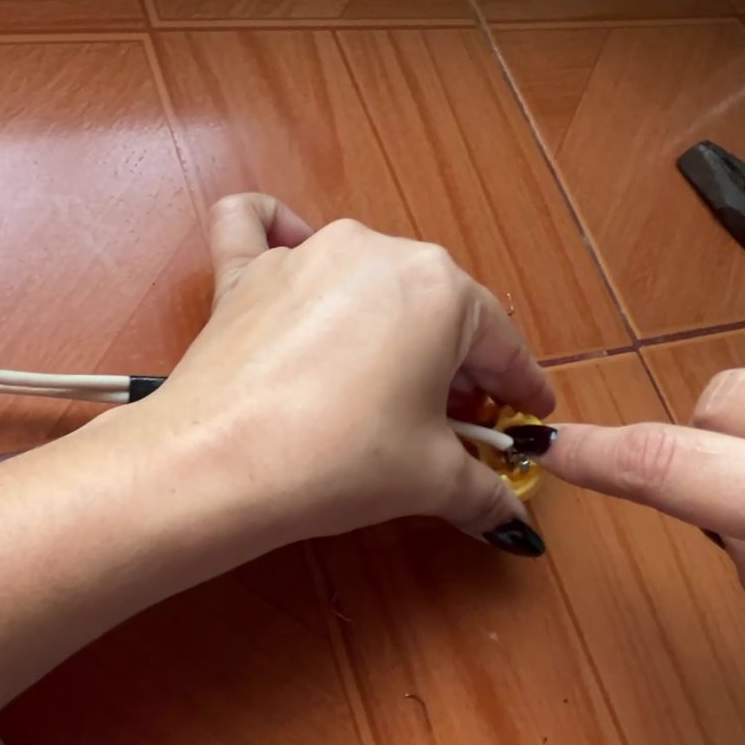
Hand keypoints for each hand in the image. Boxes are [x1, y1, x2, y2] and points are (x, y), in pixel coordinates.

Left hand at [128, 194, 554, 554]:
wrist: (218, 464)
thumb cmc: (339, 460)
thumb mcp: (430, 480)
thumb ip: (483, 490)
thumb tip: (507, 517)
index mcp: (439, 288)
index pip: (497, 341)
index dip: (517, 386)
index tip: (525, 413)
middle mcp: (372, 252)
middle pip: (430, 308)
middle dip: (450, 362)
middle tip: (451, 418)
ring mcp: (299, 257)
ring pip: (360, 275)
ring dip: (383, 318)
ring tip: (381, 375)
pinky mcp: (240, 276)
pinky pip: (252, 228)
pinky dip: (272, 230)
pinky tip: (284, 250)